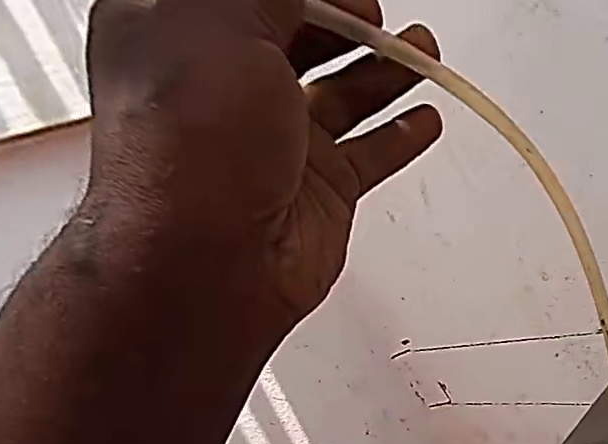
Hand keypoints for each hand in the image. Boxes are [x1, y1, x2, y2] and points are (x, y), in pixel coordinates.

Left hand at [81, 0, 442, 324]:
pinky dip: (402, 135)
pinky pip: (372, 152)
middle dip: (349, 18)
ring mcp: (283, 138)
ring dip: (386, 70)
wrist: (213, 256)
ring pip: (347, 92)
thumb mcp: (223, 25)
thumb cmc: (190, 148)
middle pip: (305, 35)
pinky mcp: (322, 186)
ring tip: (421, 51)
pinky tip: (424, 120)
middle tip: (383, 15)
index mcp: (184, 25)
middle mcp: (234, 82)